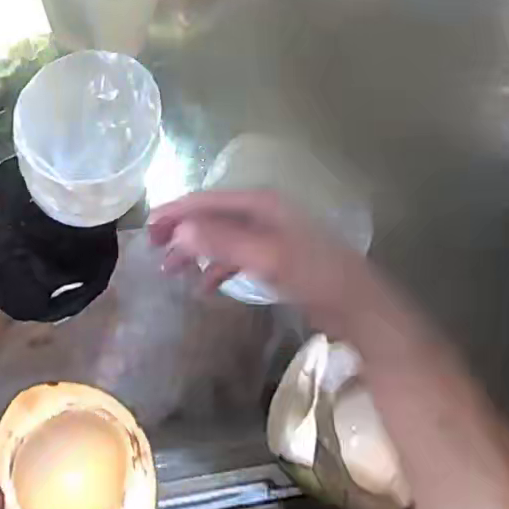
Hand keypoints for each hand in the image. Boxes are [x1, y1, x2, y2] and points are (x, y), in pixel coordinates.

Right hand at [147, 189, 386, 335]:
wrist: (360, 307)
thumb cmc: (314, 276)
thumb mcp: (267, 257)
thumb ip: (223, 241)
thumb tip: (180, 230)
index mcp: (259, 204)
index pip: (206, 200)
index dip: (175, 212)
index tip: (147, 228)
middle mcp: (262, 213)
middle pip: (210, 216)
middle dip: (181, 231)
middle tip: (152, 248)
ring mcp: (269, 235)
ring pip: (220, 237)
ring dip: (195, 251)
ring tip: (170, 270)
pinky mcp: (275, 258)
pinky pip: (235, 257)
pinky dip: (216, 268)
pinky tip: (205, 286)